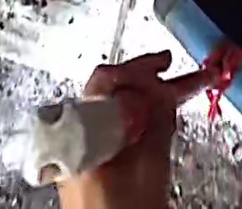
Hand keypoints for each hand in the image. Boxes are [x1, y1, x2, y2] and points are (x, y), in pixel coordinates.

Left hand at [58, 52, 211, 208]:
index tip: (165, 64)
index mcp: (78, 132)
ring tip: (171, 88)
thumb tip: (164, 93)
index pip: (105, 81)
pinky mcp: (83, 162)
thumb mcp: (149, 176)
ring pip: (110, 108)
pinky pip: (108, 127)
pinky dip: (133, 120)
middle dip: (141, 78)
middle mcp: (70, 134)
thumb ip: (157, 128)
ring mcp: (75, 148)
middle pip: (107, 90)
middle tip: (169, 68)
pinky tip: (154, 117)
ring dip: (140, 97)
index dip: (138, 69)